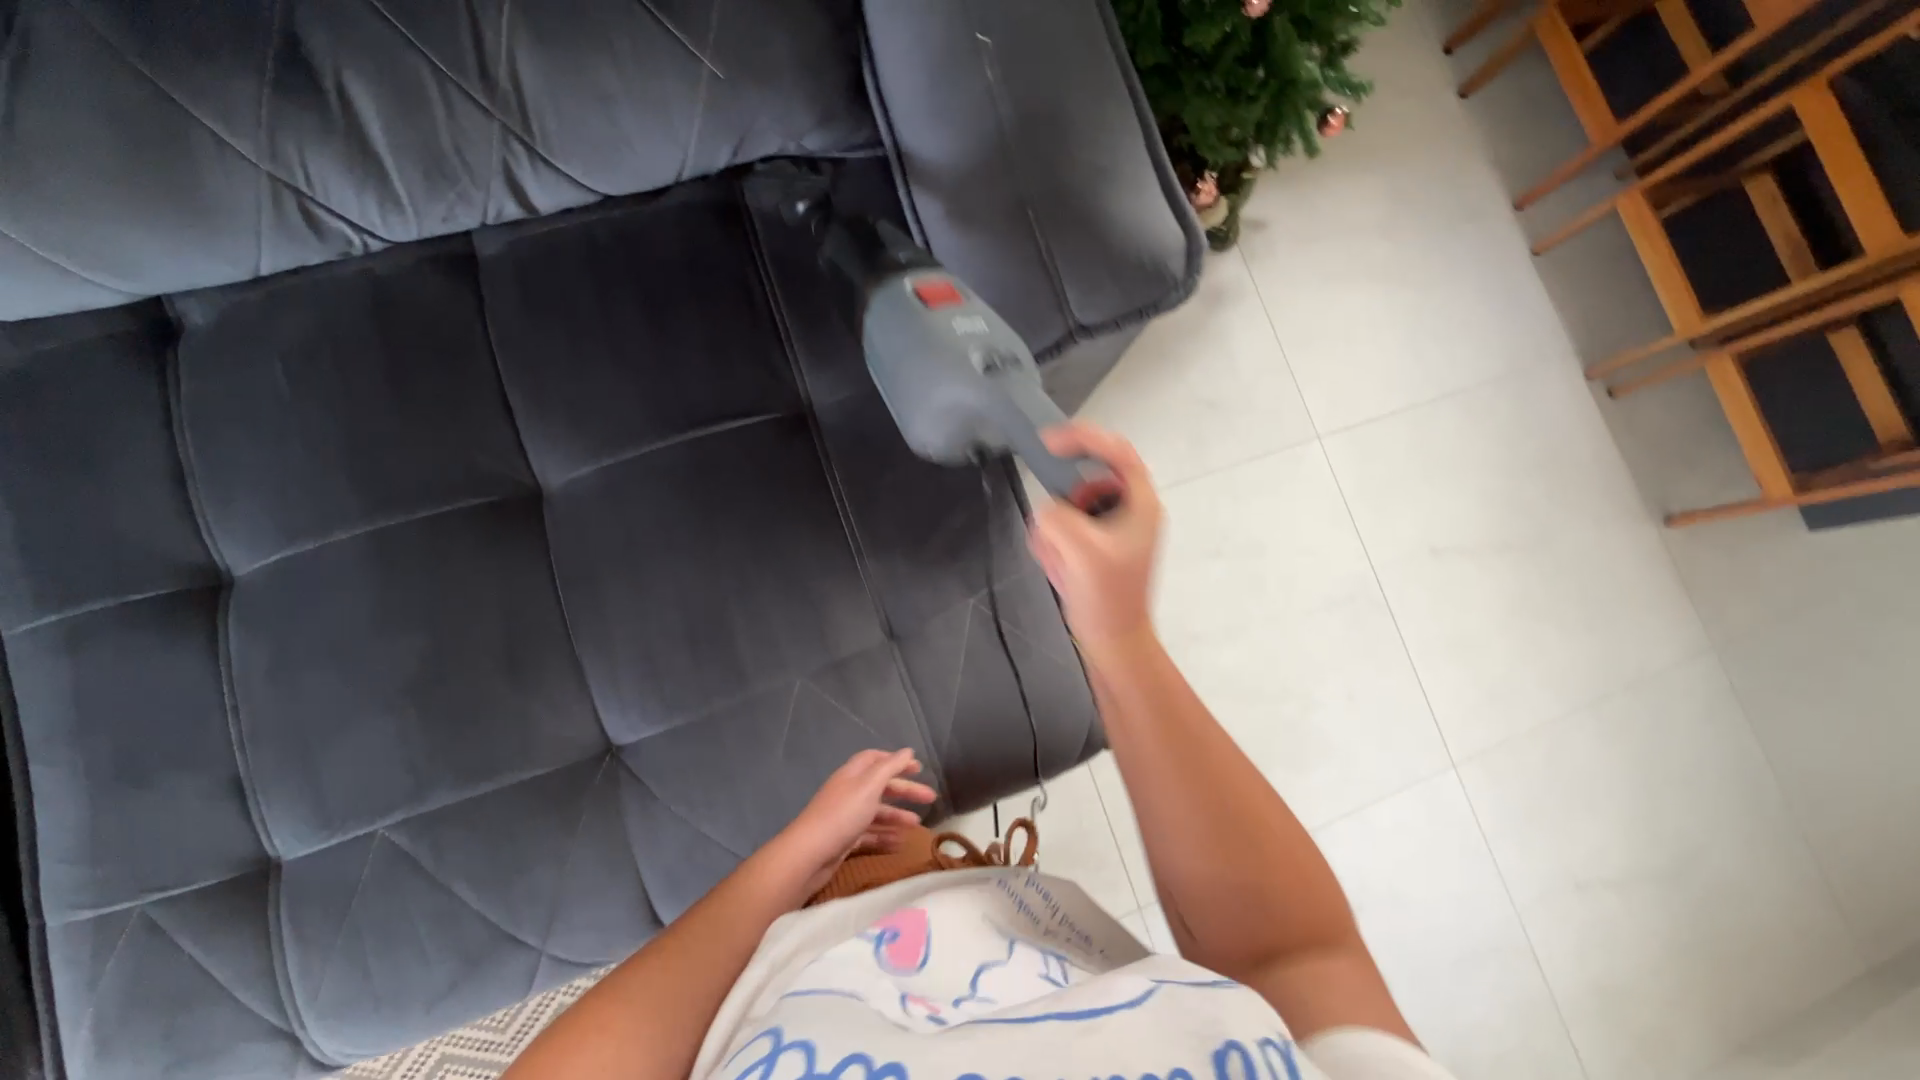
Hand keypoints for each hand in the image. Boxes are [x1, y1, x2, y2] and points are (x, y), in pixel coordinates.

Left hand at [775, 749, 936, 898]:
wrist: (809, 854)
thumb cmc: (843, 814)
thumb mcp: (870, 786)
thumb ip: (890, 767)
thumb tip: (908, 751)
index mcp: (853, 774)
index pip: (875, 759)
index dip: (896, 761)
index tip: (918, 768)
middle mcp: (849, 792)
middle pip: (880, 786)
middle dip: (905, 790)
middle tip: (931, 798)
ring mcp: (846, 816)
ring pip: (876, 811)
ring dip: (897, 815)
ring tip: (917, 825)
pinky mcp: (844, 838)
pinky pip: (869, 833)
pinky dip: (885, 836)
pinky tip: (900, 843)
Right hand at [1028, 423, 1163, 662]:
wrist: (1113, 641)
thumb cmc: (1109, 599)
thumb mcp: (1082, 553)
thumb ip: (1058, 518)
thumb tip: (1046, 510)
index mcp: (1141, 504)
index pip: (1115, 450)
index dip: (1083, 438)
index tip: (1049, 443)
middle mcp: (1129, 509)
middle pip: (1086, 480)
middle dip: (1064, 506)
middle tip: (1058, 534)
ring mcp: (1111, 528)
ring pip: (1069, 506)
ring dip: (1056, 531)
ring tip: (1061, 563)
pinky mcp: (1094, 544)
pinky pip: (1063, 528)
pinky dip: (1054, 545)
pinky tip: (1060, 570)